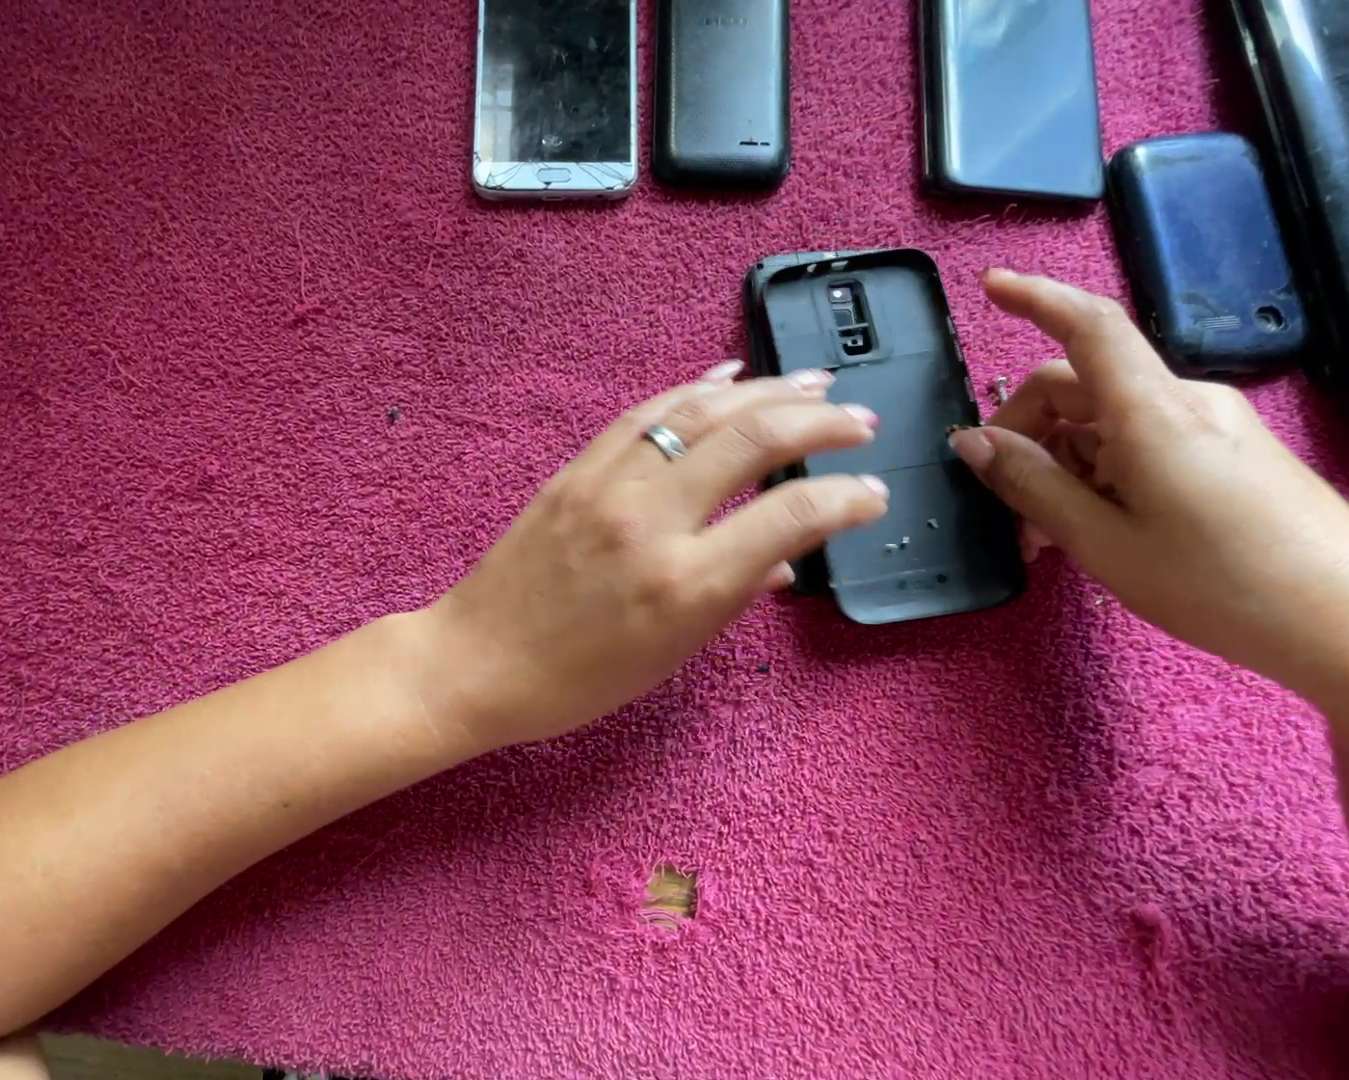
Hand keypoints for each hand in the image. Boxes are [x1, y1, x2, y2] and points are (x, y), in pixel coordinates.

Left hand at [424, 361, 887, 747]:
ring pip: (699, 411)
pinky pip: (643, 415)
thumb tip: (789, 561)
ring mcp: (607, 486)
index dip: (848, 498)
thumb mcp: (671, 655)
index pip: (791, 515)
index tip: (872, 495)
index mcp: (685, 583)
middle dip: (820, 421)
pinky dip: (691, 390)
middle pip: (753, 440)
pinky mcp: (574, 471)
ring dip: (764, 391)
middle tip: (859, 420)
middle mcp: (651, 521)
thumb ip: (736, 598)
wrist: (477, 661)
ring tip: (810, 385)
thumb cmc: (577, 679)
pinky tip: (725, 379)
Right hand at [952, 269, 1348, 694]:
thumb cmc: (1220, 584)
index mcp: (1153, 415)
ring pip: (1101, 425)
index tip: (990, 286)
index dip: (1036, 299)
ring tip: (1045, 539)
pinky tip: (1088, 530)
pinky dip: (1094, 477)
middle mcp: (1184, 404)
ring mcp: (1210, 428)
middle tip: (1005, 508)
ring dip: (1057, 468)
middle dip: (1025, 437)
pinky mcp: (1226, 455)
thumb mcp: (1101, 541)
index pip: (1089, 329)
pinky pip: (1136, 446)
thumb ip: (1031, 484)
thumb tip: (972, 442)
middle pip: (1077, 389)